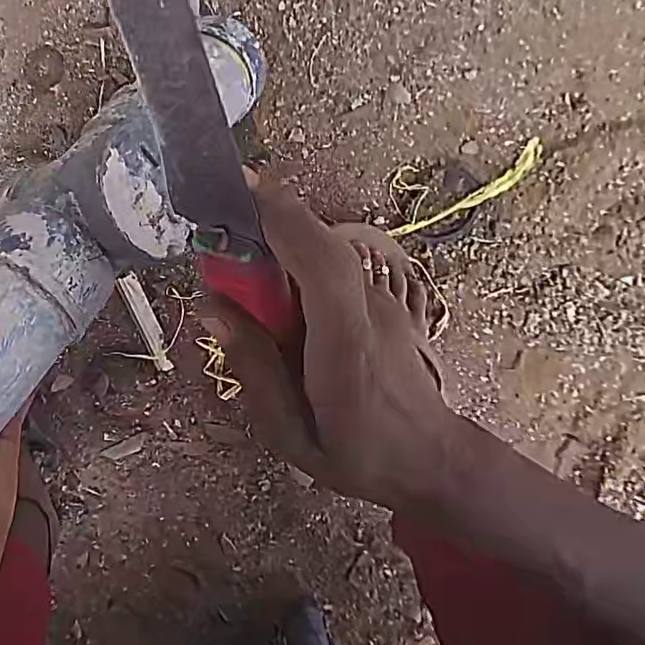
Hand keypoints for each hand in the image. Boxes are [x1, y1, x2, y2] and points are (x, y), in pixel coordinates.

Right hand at [200, 173, 466, 511]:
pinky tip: (272, 279)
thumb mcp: (288, 432)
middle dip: (267, 220)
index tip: (243, 187)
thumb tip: (212, 306)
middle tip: (218, 223)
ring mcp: (382, 301)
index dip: (285, 219)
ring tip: (237, 250)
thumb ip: (252, 367)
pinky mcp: (382, 299)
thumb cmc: (356, 453)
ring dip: (280, 239)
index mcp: (345, 345)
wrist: (431, 457)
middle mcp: (370, 310)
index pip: (321, 263)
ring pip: (326, 250)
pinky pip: (333, 265)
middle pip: (321, 244)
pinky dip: (297, 257)